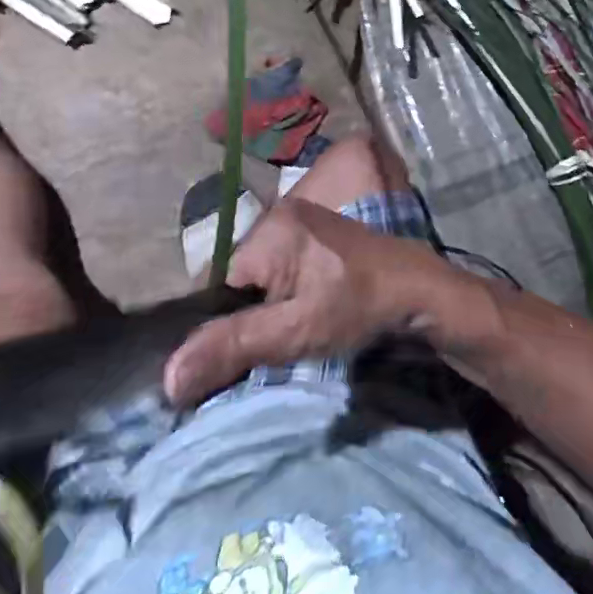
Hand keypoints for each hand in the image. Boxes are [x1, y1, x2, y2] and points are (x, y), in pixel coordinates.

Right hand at [164, 198, 484, 405]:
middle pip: (239, 281)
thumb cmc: (365, 304)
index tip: (230, 359)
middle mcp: (285, 216)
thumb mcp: (298, 329)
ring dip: (268, 313)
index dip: (218, 326)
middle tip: (262, 351)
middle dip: (244, 319)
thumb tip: (165, 377)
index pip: (215, 284)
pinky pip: (287, 274)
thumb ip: (233, 346)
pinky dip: (288, 300)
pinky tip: (302, 321)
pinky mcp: (325, 242)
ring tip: (283, 340)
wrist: (427, 292)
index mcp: (273, 226)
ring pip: (264, 280)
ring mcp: (309, 227)